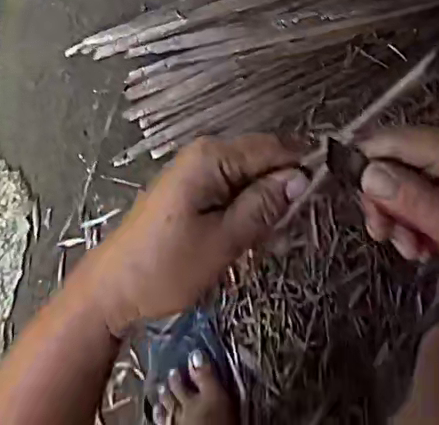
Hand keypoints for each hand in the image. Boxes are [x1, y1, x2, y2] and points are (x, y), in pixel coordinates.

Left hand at [78, 134, 306, 335]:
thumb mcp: (222, 241)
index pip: (273, 146)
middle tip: (289, 233)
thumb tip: (301, 178)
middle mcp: (206, 153)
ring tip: (265, 246)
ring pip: (250, 178)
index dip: (302, 165)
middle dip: (282, 193)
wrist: (110, 291)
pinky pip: (233, 190)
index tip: (327, 189)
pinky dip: (246, 213)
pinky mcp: (193, 189)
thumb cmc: (164, 268)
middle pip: (263, 160)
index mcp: (212, 156)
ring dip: (264, 208)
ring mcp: (198, 170)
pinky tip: (245, 242)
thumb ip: (263, 206)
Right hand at [358, 127, 438, 305]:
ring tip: (410, 248)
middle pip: (392, 157)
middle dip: (382, 197)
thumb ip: (412, 200)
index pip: (392, 139)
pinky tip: (420, 244)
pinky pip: (413, 190)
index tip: (360, 204)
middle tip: (385, 236)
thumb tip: (367, 173)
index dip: (366, 164)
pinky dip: (409, 218)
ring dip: (395, 213)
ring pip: (398, 177)